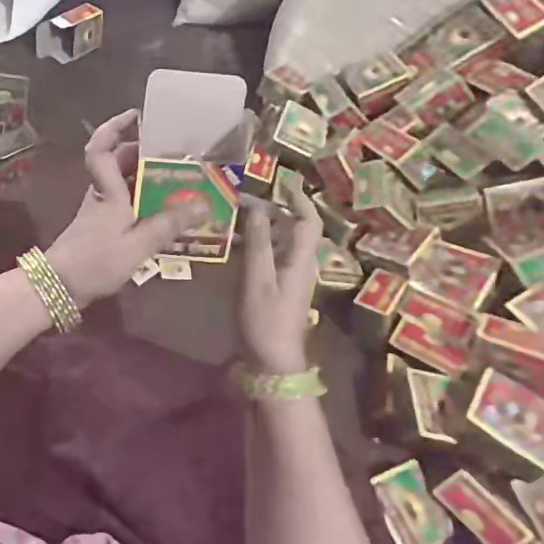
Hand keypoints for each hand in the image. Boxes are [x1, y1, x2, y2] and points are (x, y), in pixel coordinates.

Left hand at [42, 109, 206, 306]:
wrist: (59, 288)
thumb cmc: (95, 261)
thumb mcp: (137, 245)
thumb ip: (169, 225)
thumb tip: (204, 205)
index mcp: (107, 190)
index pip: (100, 147)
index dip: (114, 126)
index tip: (136, 115)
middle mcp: (101, 194)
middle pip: (118, 162)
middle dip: (144, 152)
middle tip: (176, 152)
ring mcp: (100, 211)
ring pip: (123, 183)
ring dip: (147, 177)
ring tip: (179, 179)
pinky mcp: (101, 227)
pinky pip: (125, 203)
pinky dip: (143, 200)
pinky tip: (165, 211)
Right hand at [239, 191, 321, 373]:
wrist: (272, 361)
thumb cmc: (265, 319)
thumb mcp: (257, 278)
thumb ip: (258, 242)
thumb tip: (257, 207)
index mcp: (301, 259)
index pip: (308, 220)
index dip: (298, 198)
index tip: (281, 181)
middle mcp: (300, 264)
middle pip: (294, 229)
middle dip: (273, 210)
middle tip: (243, 200)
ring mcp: (290, 278)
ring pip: (281, 243)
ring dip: (262, 227)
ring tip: (235, 217)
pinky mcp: (279, 289)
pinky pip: (271, 257)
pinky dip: (256, 245)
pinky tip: (235, 245)